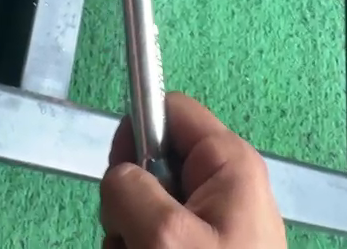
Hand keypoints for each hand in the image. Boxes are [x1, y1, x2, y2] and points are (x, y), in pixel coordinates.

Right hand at [99, 94, 286, 248]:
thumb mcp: (166, 237)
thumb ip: (130, 189)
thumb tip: (118, 177)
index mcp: (228, 164)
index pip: (170, 111)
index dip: (137, 134)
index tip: (120, 175)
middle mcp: (223, 189)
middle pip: (151, 166)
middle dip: (128, 205)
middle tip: (133, 243)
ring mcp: (211, 231)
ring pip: (145, 212)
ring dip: (129, 242)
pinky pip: (153, 243)